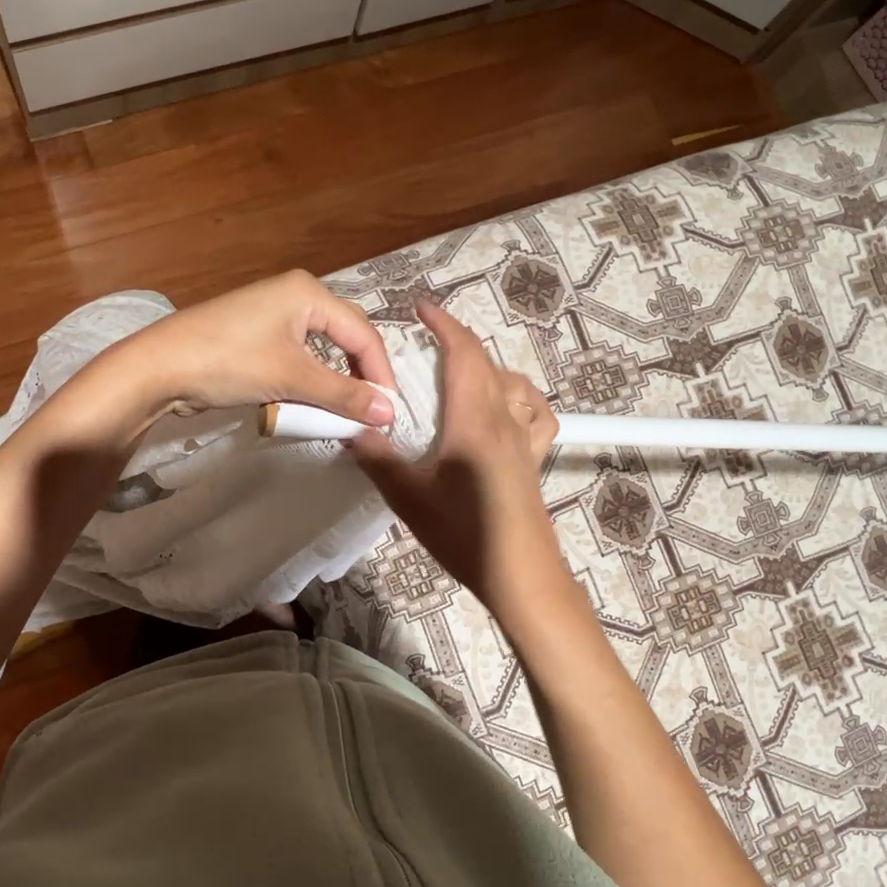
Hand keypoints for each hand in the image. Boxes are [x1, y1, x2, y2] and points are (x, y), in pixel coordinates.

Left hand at [99, 270, 397, 427]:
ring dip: (332, 384)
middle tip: (370, 415)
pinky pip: (296, 359)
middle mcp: (294, 296)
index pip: (363, 332)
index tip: (390, 412)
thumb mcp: (292, 378)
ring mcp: (271, 316)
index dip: (380, 374)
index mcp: (308, 292)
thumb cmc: (229, 362)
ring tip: (344, 415)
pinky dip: (307, 383)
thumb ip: (343, 396)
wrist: (158, 367)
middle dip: (358, 378)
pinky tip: (311, 405)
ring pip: (319, 352)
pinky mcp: (254, 337)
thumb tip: (390, 413)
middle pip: (344, 338)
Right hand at [352, 300, 567, 613]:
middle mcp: (504, 419)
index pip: (462, 353)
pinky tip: (504, 409)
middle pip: (485, 363)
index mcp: (472, 420)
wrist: (519, 576)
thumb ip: (378, 458)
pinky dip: (519, 397)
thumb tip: (351, 430)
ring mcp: (524, 439)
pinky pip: (535, 413)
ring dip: (484, 368)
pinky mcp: (533, 460)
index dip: (443, 324)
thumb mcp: (408, 497)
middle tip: (424, 346)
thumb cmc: (462, 534)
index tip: (420, 310)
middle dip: (456, 343)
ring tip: (456, 377)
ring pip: (511, 383)